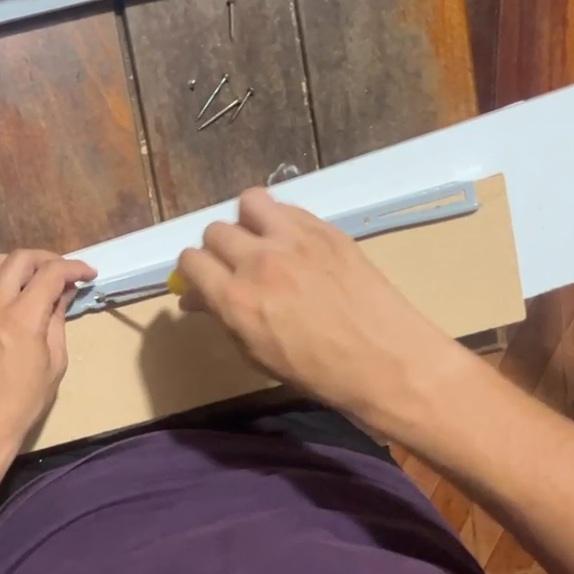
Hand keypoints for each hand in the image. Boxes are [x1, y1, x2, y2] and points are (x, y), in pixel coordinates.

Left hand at [0, 250, 95, 450]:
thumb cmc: (23, 402)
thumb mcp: (54, 364)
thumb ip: (57, 322)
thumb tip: (62, 295)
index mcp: (24, 317)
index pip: (52, 273)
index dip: (75, 268)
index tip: (87, 274)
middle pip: (19, 259)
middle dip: (46, 259)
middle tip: (60, 272)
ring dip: (9, 262)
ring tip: (23, 275)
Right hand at [175, 188, 469, 432]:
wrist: (384, 359)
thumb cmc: (315, 371)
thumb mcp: (255, 353)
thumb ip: (222, 317)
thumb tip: (197, 298)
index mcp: (235, 299)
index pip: (190, 261)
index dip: (191, 271)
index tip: (201, 281)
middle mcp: (257, 261)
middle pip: (214, 231)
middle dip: (216, 249)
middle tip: (232, 266)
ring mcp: (293, 240)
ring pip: (248, 202)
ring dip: (246, 221)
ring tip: (259, 241)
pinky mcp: (324, 230)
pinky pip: (286, 208)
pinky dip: (279, 220)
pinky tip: (292, 243)